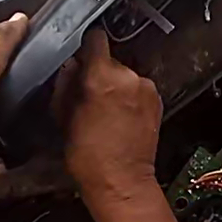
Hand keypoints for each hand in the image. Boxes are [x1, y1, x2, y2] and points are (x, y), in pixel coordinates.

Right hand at [52, 31, 162, 201]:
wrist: (122, 182)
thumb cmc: (90, 158)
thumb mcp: (64, 117)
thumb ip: (66, 84)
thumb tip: (69, 66)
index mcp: (103, 78)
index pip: (96, 39)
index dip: (86, 46)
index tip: (80, 54)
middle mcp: (130, 78)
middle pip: (110, 61)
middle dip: (98, 73)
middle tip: (86, 96)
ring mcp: (147, 89)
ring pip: (125, 75)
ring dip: (115, 86)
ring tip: (103, 111)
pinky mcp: (157, 101)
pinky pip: (138, 89)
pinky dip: (129, 97)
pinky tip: (119, 117)